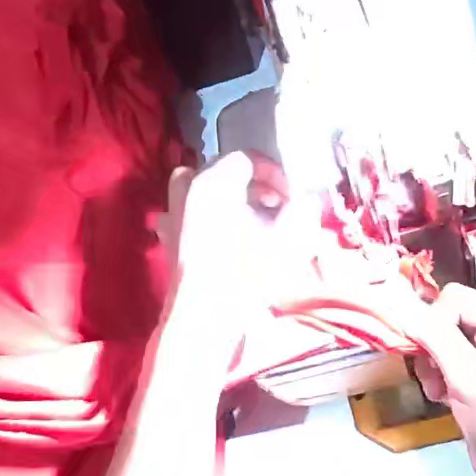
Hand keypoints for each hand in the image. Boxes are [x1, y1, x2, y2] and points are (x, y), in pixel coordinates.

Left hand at [156, 151, 288, 344]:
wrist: (208, 318)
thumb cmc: (249, 274)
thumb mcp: (291, 238)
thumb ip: (302, 210)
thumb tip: (306, 199)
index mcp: (214, 181)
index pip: (247, 158)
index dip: (275, 173)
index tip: (292, 196)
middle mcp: (187, 191)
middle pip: (219, 171)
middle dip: (248, 183)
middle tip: (273, 204)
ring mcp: (173, 216)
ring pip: (198, 191)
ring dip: (224, 199)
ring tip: (249, 221)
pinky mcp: (169, 243)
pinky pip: (187, 218)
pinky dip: (205, 221)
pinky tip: (224, 241)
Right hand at [391, 284, 475, 475]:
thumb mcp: (467, 379)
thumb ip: (436, 339)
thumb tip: (404, 310)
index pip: (457, 300)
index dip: (433, 323)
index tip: (421, 354)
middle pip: (451, 318)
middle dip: (434, 348)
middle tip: (432, 380)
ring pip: (446, 340)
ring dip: (435, 366)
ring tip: (439, 393)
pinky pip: (453, 360)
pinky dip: (442, 377)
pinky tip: (444, 398)